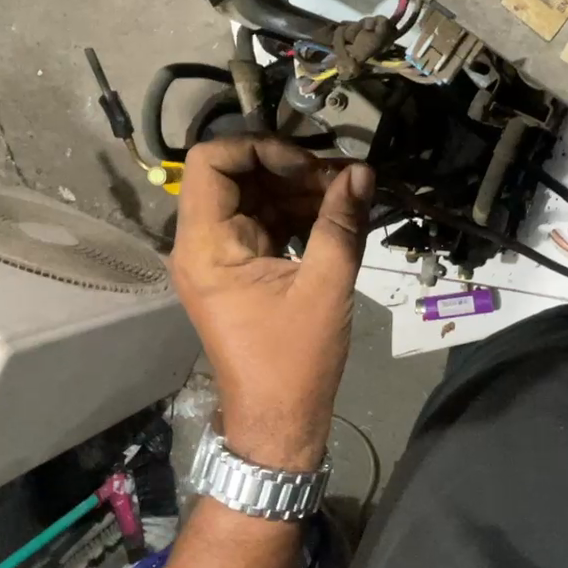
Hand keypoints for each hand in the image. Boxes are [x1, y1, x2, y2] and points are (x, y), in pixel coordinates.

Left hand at [170, 136, 373, 470]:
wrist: (280, 420)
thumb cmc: (293, 360)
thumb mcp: (324, 287)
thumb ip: (341, 225)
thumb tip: (362, 172)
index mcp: (206, 246)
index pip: (212, 162)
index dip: (260, 147)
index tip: (310, 163)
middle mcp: (205, 243)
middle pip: (238, 176)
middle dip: (292, 168)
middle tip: (344, 177)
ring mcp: (224, 257)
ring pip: (258, 197)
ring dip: (303, 189)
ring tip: (351, 193)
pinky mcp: (245, 269)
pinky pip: (269, 223)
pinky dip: (302, 213)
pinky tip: (340, 213)